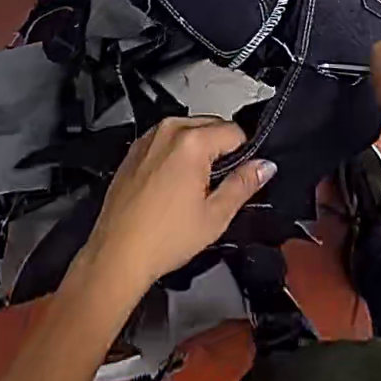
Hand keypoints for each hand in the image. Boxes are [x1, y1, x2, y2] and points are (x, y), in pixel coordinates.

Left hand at [74, 118, 275, 300]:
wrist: (116, 255)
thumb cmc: (161, 239)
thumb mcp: (215, 215)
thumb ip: (244, 184)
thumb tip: (264, 166)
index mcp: (192, 141)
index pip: (235, 131)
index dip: (244, 154)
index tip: (240, 175)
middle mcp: (169, 130)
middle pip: (212, 126)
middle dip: (220, 150)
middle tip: (215, 187)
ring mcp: (149, 138)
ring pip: (189, 131)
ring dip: (198, 150)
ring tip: (192, 189)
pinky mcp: (135, 150)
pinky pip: (167, 141)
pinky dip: (175, 155)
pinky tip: (172, 187)